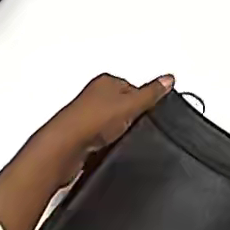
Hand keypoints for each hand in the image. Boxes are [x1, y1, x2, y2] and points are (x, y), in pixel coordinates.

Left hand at [31, 73, 173, 184]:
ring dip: (116, 133)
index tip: (150, 110)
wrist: (62, 150)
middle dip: (130, 117)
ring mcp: (86, 117)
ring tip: (119, 140)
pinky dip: (105, 146)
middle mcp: (94, 96)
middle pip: (122, 105)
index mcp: (106, 81)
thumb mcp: (130, 105)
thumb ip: (150, 94)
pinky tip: (107, 151)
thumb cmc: (89, 121)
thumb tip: (168, 79)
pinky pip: (100, 141)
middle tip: (134, 126)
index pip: (133, 87)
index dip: (143, 101)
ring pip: (111, 125)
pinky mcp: (80, 138)